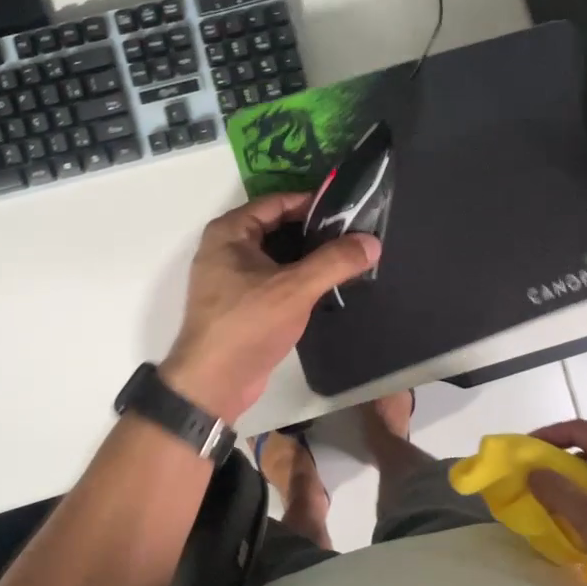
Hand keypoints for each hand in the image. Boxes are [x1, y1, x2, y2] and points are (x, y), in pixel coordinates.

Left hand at [161, 193, 380, 421]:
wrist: (214, 383)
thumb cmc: (247, 324)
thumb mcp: (295, 288)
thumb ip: (335, 261)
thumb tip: (372, 242)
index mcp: (229, 232)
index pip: (278, 202)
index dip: (314, 202)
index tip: (350, 209)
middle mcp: (227, 248)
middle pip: (279, 228)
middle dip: (316, 231)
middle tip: (356, 234)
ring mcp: (232, 278)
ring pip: (279, 256)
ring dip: (310, 258)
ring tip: (351, 257)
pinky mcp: (242, 304)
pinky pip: (275, 280)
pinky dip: (299, 279)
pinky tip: (330, 285)